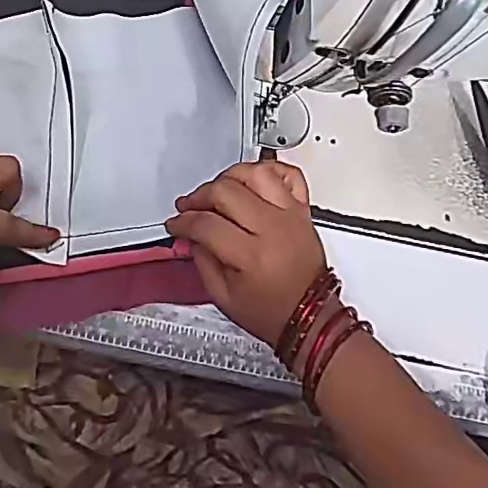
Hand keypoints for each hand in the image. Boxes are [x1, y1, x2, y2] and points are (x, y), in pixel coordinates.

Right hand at [165, 161, 326, 344]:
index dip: (183, 222)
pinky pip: (289, 175)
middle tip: (190, 207)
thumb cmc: (273, 312)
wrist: (310, 317)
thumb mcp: (223, 296)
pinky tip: (253, 180)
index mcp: (251, 256)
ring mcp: (290, 216)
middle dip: (199, 197)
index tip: (176, 224)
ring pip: (255, 174)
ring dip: (229, 177)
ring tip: (218, 190)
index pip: (206, 223)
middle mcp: (273, 230)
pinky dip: (269, 170)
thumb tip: (189, 234)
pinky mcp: (302, 211)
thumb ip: (201, 260)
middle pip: (225, 191)